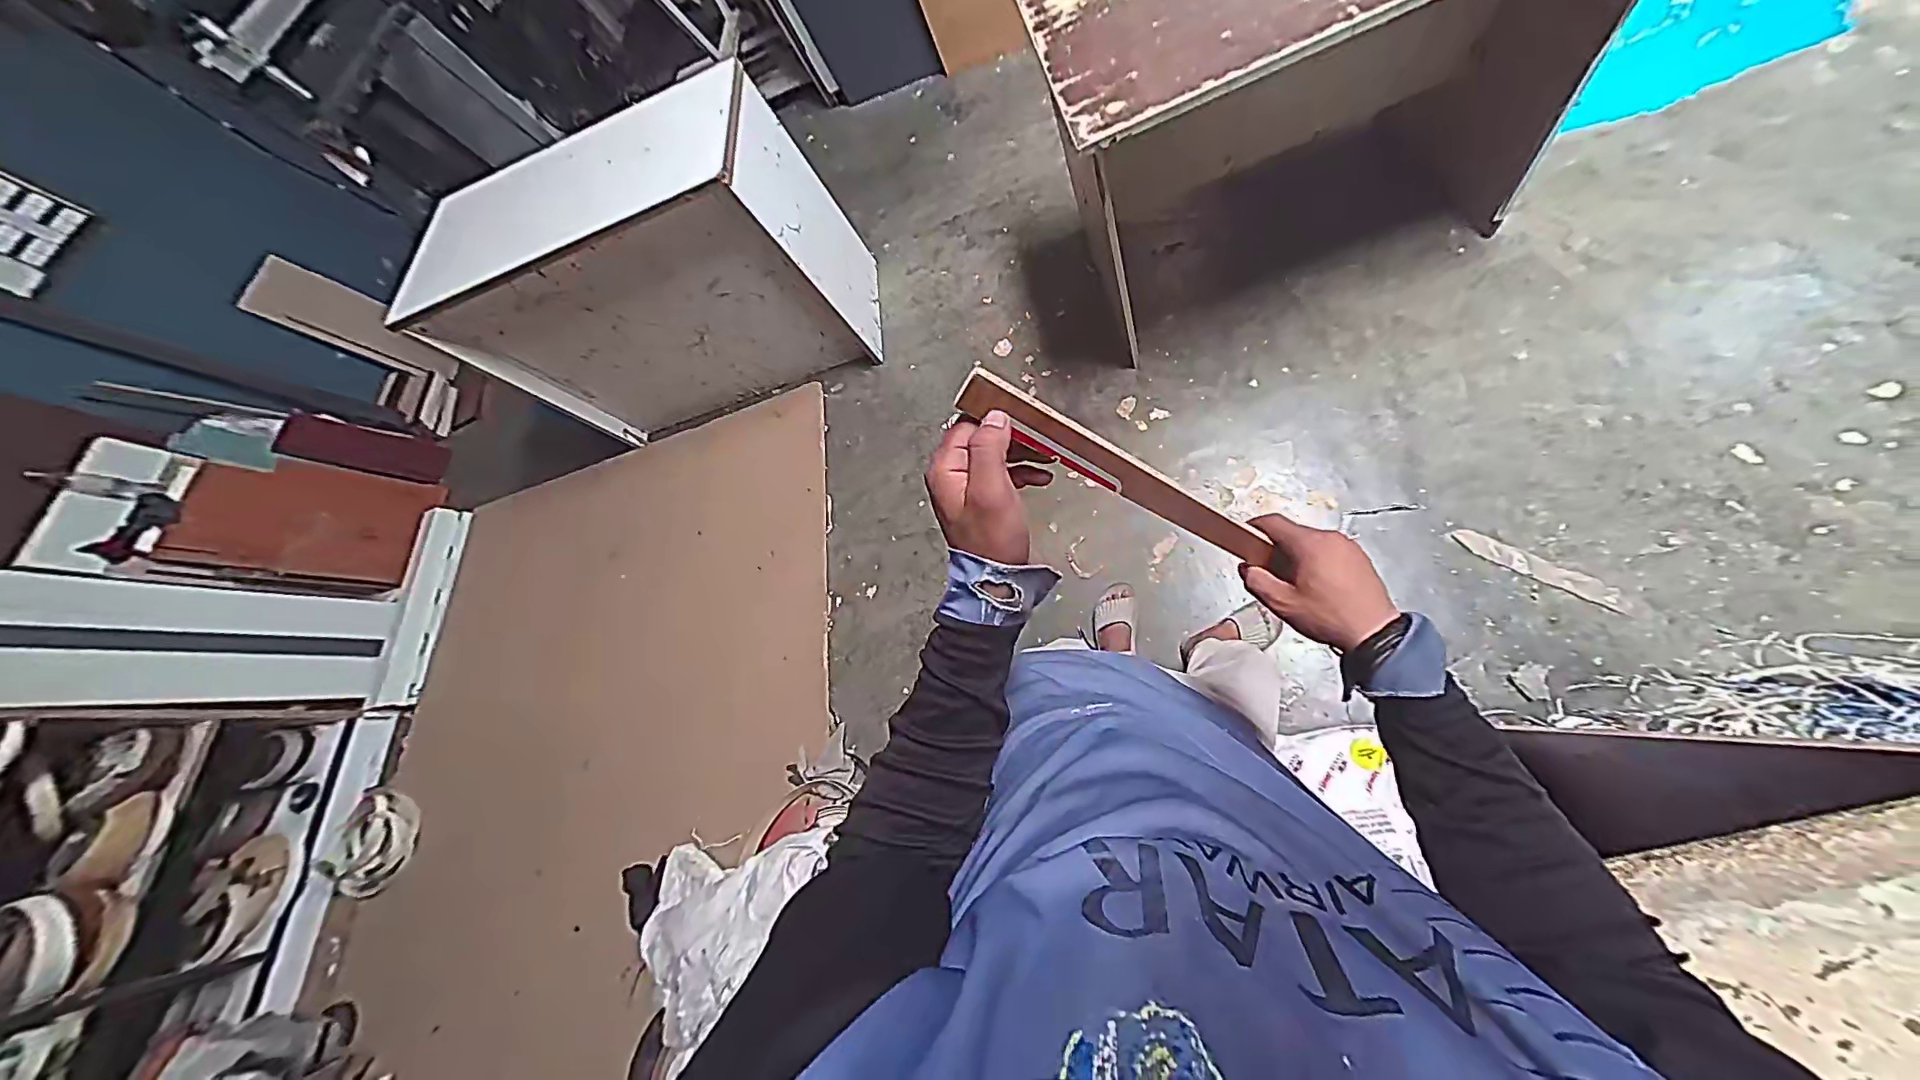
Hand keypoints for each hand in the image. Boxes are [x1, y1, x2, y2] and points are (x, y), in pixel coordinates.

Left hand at [926, 410, 1053, 564]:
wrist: (998, 578)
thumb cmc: (992, 540)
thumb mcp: (991, 488)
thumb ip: (989, 448)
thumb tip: (994, 417)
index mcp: (945, 469)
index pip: (967, 427)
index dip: (994, 422)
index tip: (1021, 422)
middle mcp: (951, 476)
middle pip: (981, 439)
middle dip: (1012, 438)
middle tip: (1038, 441)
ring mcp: (967, 488)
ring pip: (994, 456)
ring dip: (1020, 454)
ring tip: (1045, 458)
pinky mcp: (982, 500)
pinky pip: (1001, 474)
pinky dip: (1021, 471)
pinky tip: (1040, 476)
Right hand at [1240, 514, 1399, 650]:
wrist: (1374, 633)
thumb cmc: (1330, 617)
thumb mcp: (1282, 603)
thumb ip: (1257, 581)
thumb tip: (1247, 568)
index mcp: (1310, 544)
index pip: (1274, 523)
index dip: (1254, 527)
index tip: (1245, 536)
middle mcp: (1331, 539)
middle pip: (1293, 533)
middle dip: (1275, 548)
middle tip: (1268, 571)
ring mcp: (1348, 547)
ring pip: (1311, 542)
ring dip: (1296, 556)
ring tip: (1294, 583)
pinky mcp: (1359, 557)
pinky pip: (1329, 551)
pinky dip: (1316, 561)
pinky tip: (1315, 585)